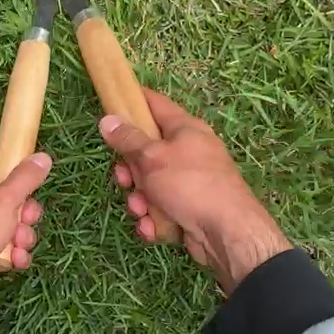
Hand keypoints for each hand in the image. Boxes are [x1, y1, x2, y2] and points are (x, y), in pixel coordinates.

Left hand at [0, 153, 51, 289]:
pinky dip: (14, 253)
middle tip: (26, 220)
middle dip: (26, 214)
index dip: (18, 173)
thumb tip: (43, 157)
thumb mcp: (7, 198)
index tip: (33, 183)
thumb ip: (26, 178)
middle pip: (12, 199)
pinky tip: (15, 260)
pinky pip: (5, 246)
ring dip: (22, 236)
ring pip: (12, 225)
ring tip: (18, 244)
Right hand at [99, 91, 291, 292]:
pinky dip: (153, 219)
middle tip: (124, 180)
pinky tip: (152, 228)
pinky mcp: (188, 209)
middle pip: (146, 152)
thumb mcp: (152, 157)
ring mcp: (189, 182)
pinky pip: (160, 209)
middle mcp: (189, 152)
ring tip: (142, 211)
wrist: (226, 232)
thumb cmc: (189, 184)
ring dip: (139, 200)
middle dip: (130, 171)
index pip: (155, 105)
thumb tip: (107, 119)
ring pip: (150, 185)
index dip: (134, 101)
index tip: (112, 102)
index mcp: (185, 130)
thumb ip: (128, 139)